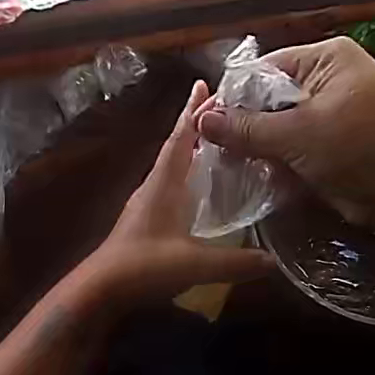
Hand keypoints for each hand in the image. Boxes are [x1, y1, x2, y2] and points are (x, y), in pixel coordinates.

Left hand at [75, 80, 276, 307]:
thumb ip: (235, 262)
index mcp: (163, 184)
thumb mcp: (195, 264)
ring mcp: (146, 206)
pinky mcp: (145, 224)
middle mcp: (153, 188)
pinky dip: (187, 181)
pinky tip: (200, 194)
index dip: (193, 111)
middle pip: (176, 149)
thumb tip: (273, 261)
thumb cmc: (143, 267)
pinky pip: (170, 191)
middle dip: (197, 128)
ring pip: (172, 171)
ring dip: (192, 155)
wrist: (101, 291)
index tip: (205, 84)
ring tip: (217, 147)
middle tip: (222, 112)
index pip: (180, 138)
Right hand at [196, 37, 374, 230]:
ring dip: (257, 152)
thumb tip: (201, 119)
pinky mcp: (327, 148)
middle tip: (215, 155)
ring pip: (276, 130)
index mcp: (324, 59)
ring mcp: (327, 117)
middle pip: (266, 101)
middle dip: (243, 129)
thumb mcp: (300, 134)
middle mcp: (324, 82)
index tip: (205, 128)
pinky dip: (275, 166)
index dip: (232, 98)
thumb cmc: (361, 147)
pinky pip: (290, 152)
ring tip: (230, 172)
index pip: (262, 71)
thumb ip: (248, 128)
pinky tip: (256, 182)